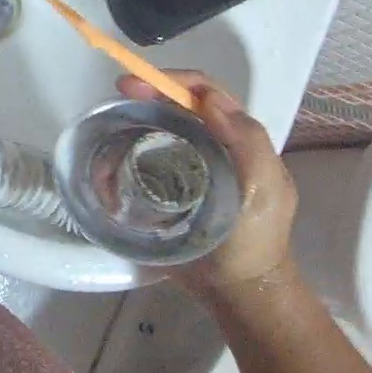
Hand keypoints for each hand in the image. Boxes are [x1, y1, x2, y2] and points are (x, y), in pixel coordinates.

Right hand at [115, 71, 295, 301]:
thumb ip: (248, 143)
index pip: (204, 92)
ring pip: (157, 127)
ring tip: (107, 132)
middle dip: (146, 94)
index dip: (171, 80)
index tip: (135, 85)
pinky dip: (124, 151)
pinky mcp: (166, 185)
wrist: (237, 292)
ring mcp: (188, 163)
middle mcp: (212, 143)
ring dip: (131, 122)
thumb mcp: (264, 190)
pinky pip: (143, 157)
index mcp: (237, 138)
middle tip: (116, 100)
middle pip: (176, 104)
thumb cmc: (253, 240)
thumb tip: (208, 98)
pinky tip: (108, 160)